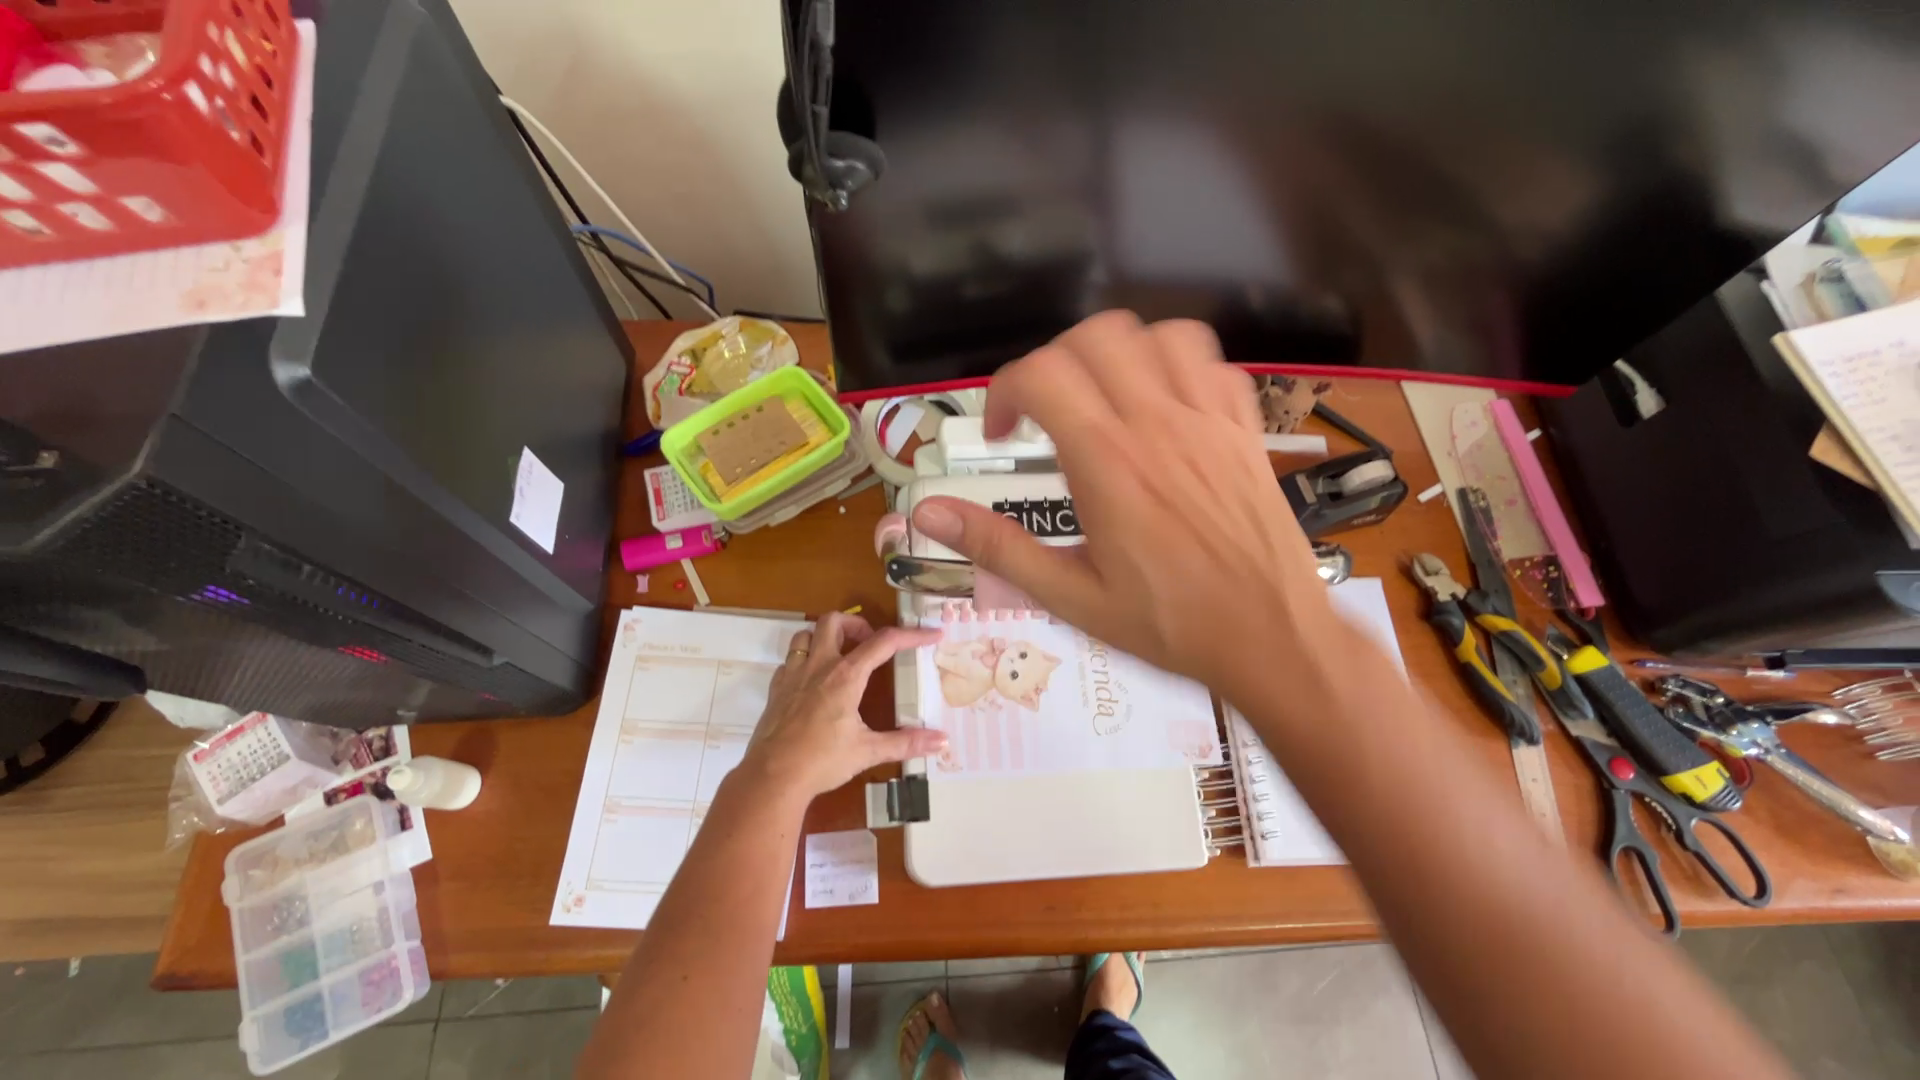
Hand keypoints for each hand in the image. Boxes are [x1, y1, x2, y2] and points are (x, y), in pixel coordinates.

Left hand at [741, 612, 948, 801]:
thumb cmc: (821, 761)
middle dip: (856, 624)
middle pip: (833, 621)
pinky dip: (804, 660)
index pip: (883, 642)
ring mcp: (792, 675)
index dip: (911, 635)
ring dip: (825, 636)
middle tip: (870, 644)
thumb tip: (943, 741)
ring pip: (805, 634)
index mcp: (845, 677)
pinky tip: (814, 681)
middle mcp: (818, 667)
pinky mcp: (775, 690)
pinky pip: (789, 661)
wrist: (772, 778)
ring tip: (841, 654)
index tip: (932, 635)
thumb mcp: (868, 752)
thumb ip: (906, 743)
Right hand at [908, 311, 1344, 697]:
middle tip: (1046, 412)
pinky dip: (1176, 365)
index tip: (1003, 434)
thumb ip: (997, 547)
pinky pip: (1211, 362)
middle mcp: (1157, 423)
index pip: (1042, 375)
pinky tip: (1163, 405)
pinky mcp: (1244, 428)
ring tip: (1102, 397)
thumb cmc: (1169, 623)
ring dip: (1117, 353)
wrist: (1272, 637)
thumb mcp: (1070, 596)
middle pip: (1096, 336)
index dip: (1005, 391)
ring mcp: (1208, 419)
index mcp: (1107, 461)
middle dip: (1054, 362)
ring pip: (1157, 334)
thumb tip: (927, 513)